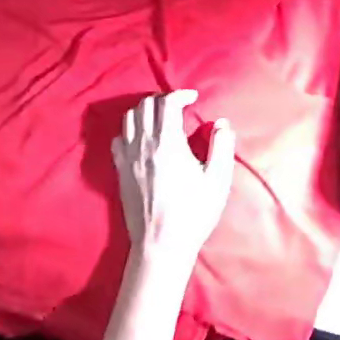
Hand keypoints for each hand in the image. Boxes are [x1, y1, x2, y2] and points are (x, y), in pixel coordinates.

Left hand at [111, 91, 235, 273]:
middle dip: (163, 99)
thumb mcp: (217, 181)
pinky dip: (129, 130)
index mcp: (168, 144)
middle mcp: (144, 145)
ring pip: (129, 118)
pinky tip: (141, 138)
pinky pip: (118, 138)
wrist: (161, 245)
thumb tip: (221, 123)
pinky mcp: (119, 170)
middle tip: (178, 106)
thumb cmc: (193, 214)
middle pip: (146, 105)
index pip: (167, 103)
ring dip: (145, 110)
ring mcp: (128, 157)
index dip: (180, 94)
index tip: (192, 97)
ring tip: (160, 117)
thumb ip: (221, 147)